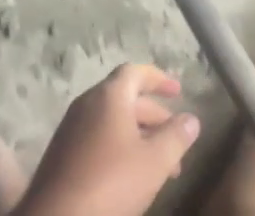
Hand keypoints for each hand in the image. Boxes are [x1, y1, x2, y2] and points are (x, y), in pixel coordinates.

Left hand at [14, 63, 201, 215]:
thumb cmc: (111, 182)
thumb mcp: (154, 161)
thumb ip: (176, 137)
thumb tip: (191, 119)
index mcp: (108, 96)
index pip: (135, 72)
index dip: (158, 78)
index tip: (179, 91)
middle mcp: (87, 103)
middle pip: (125, 98)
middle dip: (154, 117)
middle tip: (177, 141)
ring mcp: (71, 127)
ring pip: (112, 121)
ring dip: (139, 137)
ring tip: (161, 166)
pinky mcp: (63, 151)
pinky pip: (98, 137)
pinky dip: (120, 147)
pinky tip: (131, 174)